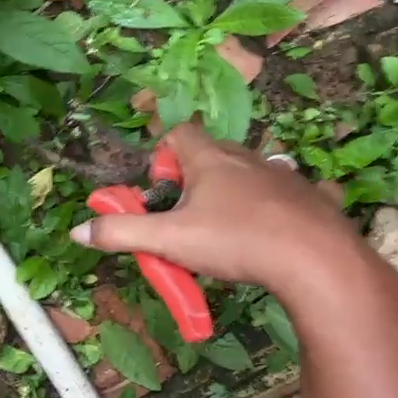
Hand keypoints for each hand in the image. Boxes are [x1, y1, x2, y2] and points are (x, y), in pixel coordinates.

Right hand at [71, 123, 371, 294]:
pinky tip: (279, 228)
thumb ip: (121, 233)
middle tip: (184, 215)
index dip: (163, 155)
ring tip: (227, 228)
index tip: (159, 187)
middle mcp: (249, 159)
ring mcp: (287, 177)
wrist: (320, 263)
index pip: (180, 133)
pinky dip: (282, 204)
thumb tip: (78, 232)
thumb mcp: (168, 241)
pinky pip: (295, 192)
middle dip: (193, 178)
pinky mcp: (317, 200)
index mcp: (211, 161)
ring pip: (252, 173)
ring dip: (235, 191)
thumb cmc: (236, 242)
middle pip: (212, 154)